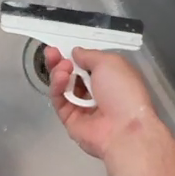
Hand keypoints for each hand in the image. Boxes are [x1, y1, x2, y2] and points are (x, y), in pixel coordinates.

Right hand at [45, 47, 163, 159]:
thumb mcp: (110, 62)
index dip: (75, 55)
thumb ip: (90, 55)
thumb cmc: (122, 90)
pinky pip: (59, 100)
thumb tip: (76, 53)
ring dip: (59, 72)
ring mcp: (82, 106)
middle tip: (51, 52)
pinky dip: (57, 87)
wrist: (123, 129)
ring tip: (62, 67)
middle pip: (72, 74)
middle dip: (61, 62)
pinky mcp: (69, 119)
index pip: (88, 64)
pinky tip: (61, 77)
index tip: (62, 46)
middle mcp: (96, 92)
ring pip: (63, 86)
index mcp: (110, 77)